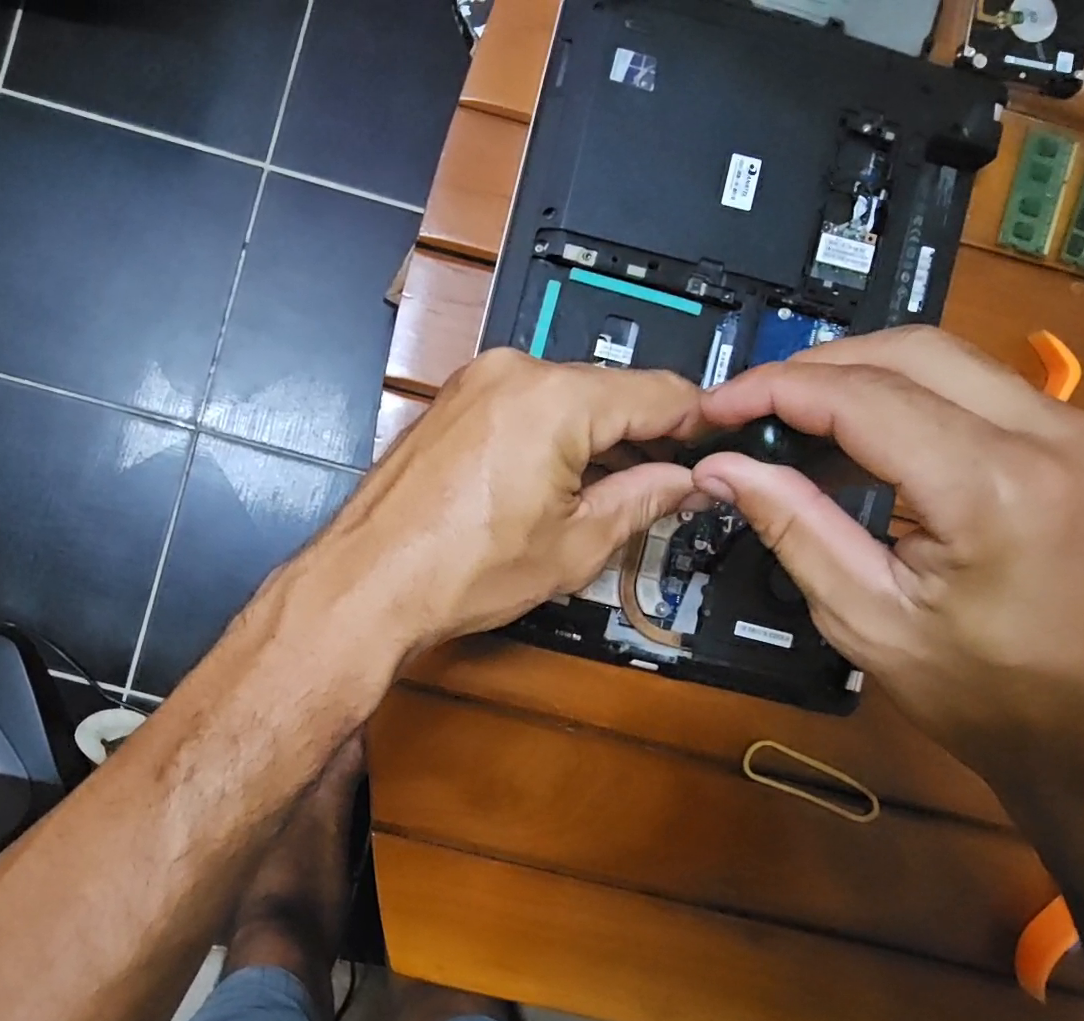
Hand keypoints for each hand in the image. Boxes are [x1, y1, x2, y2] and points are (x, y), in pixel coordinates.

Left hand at [312, 348, 704, 648]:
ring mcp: (475, 384)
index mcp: (552, 400)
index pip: (659, 392)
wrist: (369, 583)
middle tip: (667, 484)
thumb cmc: (447, 571)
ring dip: (595, 440)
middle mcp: (511, 374)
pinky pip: (525, 406)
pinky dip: (552, 437)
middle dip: (643, 437)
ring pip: (567, 400)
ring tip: (609, 495)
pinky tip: (560, 482)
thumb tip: (678, 482)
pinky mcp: (455, 403)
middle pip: (610, 392)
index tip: (714, 446)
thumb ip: (643, 501)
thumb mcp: (574, 546)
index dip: (698, 423)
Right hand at [694, 327, 1083, 784]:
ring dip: (855, 377)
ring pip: (943, 359)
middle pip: (909, 352)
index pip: (865, 398)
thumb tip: (720, 465)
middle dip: (812, 370)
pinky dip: (900, 399)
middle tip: (746, 409)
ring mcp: (1083, 430)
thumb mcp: (864, 618)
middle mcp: (1055, 434)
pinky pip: (973, 389)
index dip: (775, 390)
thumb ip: (792, 525)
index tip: (712, 408)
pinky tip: (854, 441)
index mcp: (997, 488)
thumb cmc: (980, 693)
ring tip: (788, 423)